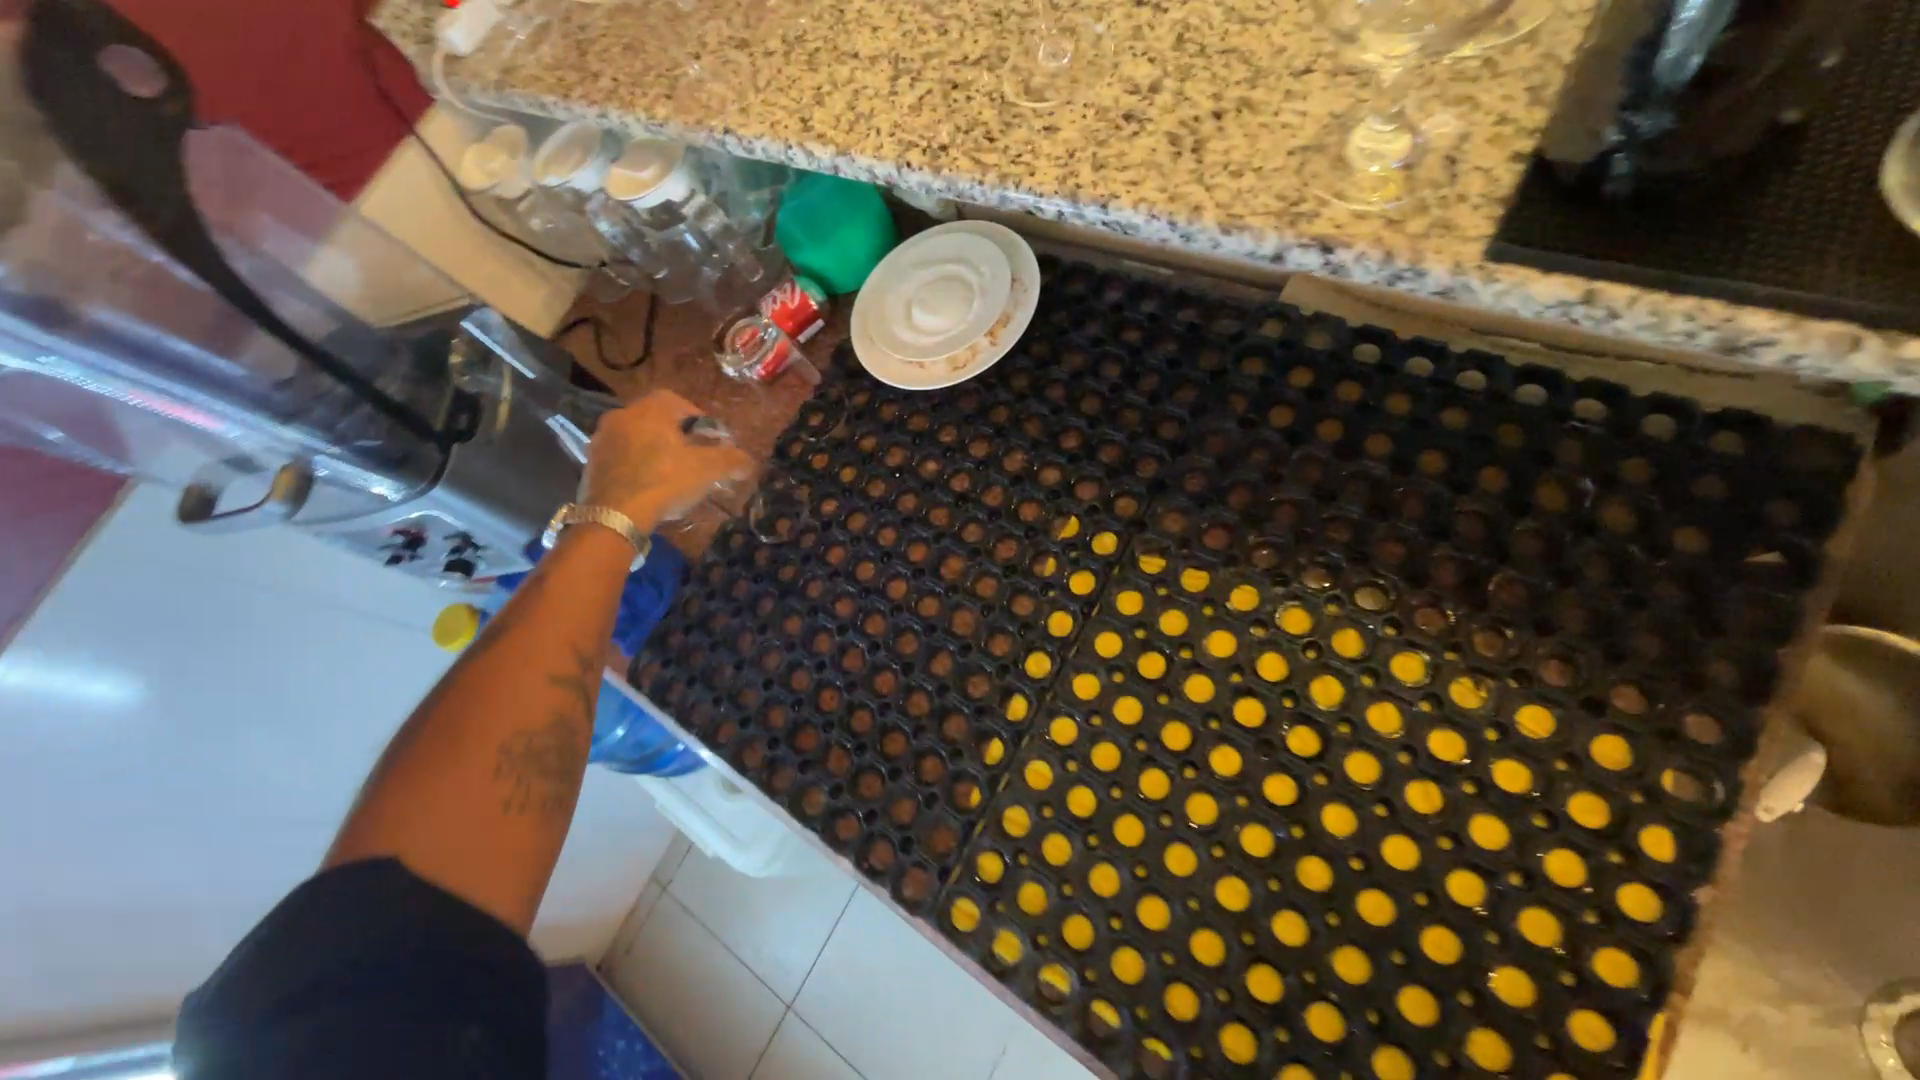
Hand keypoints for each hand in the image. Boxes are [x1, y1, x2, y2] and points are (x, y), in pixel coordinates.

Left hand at [582, 391, 753, 531]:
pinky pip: (620, 457)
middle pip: (655, 419)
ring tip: (670, 473)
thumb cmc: (664, 481)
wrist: (614, 515)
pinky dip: (635, 465)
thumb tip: (748, 461)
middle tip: (692, 456)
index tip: (709, 439)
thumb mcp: (707, 470)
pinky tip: (647, 485)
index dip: (697, 417)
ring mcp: (602, 440)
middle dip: (675, 434)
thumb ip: (731, 460)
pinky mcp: (590, 463)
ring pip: (636, 437)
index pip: (677, 401)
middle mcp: (621, 416)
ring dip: (653, 449)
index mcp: (649, 409)